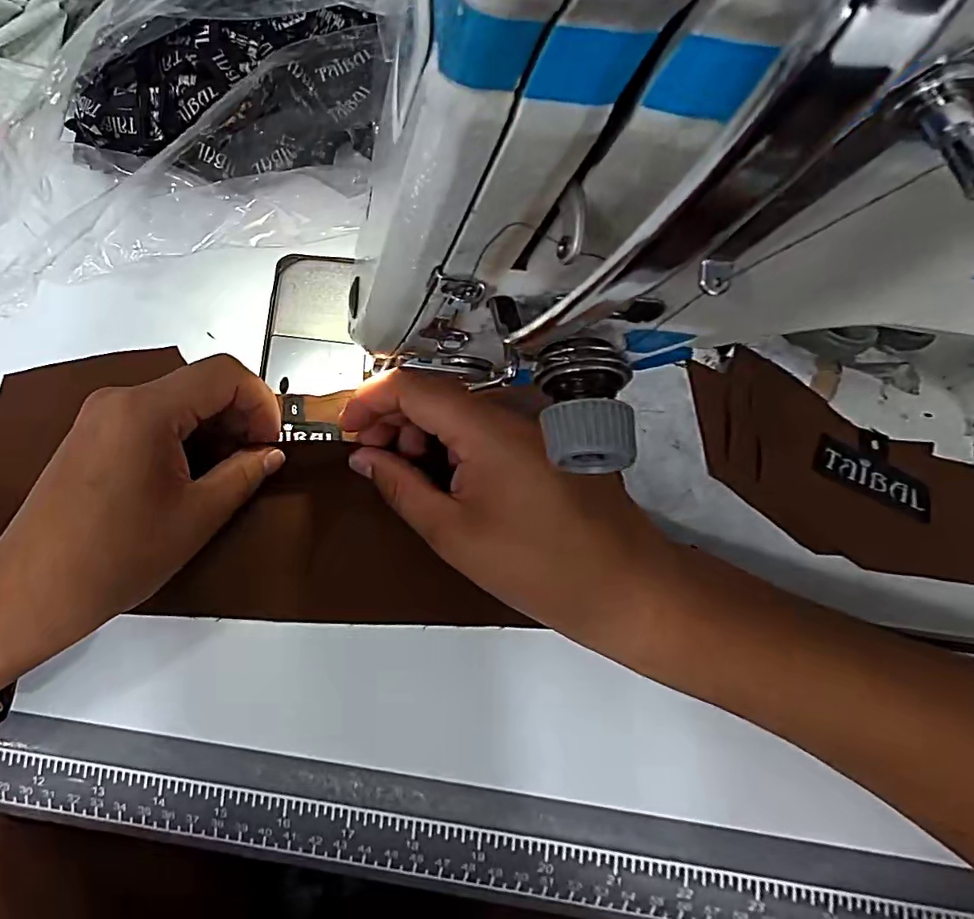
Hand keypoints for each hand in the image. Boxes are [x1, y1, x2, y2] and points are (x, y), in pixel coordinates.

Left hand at [0, 355, 283, 704]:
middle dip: (236, 414)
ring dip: (209, 426)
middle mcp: (118, 400)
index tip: (270, 440)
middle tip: (254, 459)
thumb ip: (242, 475)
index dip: (260, 401)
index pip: (223, 373)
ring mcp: (99, 415)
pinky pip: (148, 417)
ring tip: (224, 473)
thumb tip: (269, 454)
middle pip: (198, 382)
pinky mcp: (90, 434)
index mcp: (144, 410)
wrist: (32, 590)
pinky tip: (188, 475)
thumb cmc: (108, 559)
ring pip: (175, 400)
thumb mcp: (194, 518)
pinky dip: (179, 435)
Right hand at [339, 369, 682, 660]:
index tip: (348, 427)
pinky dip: (454, 437)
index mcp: (489, 428)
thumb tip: (365, 458)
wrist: (625, 586)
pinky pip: (485, 420)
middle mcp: (515, 410)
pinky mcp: (545, 432)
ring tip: (411, 471)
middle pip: (434, 391)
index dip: (370, 401)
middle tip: (373, 456)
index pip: (412, 386)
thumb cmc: (546, 568)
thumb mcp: (452, 532)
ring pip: (458, 404)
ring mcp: (535, 419)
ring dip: (423, 429)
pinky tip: (446, 473)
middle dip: (393, 418)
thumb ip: (399, 485)